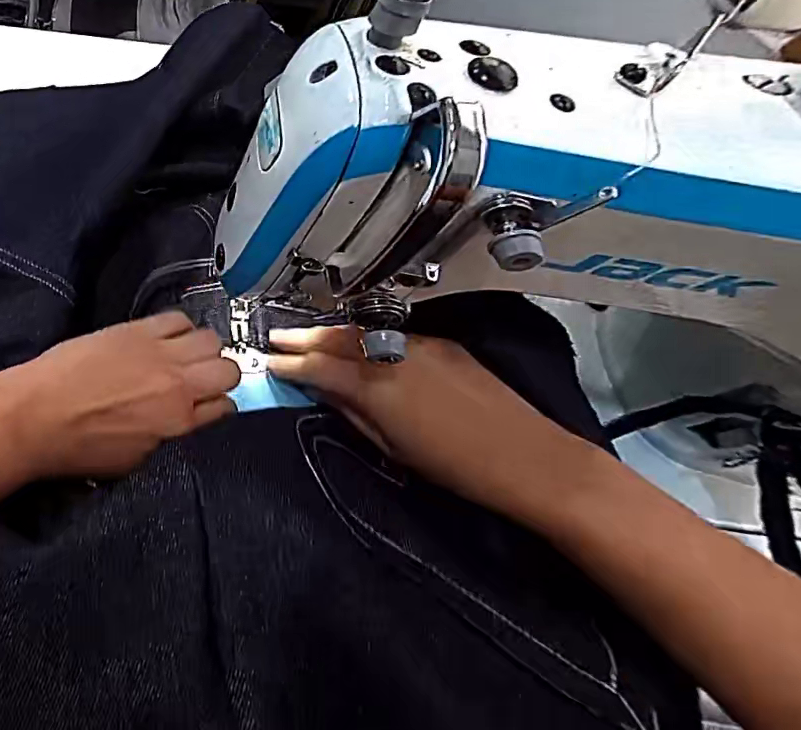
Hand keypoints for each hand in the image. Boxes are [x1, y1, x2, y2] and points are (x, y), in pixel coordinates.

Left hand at [0, 312, 238, 480]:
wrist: (34, 415)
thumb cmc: (76, 448)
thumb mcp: (133, 459)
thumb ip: (168, 437)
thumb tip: (180, 421)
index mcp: (178, 422)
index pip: (225, 406)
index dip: (220, 405)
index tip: (212, 404)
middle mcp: (178, 383)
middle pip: (227, 369)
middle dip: (221, 375)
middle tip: (202, 380)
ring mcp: (160, 351)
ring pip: (210, 338)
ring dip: (203, 349)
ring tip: (185, 355)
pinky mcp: (138, 328)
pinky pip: (178, 318)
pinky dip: (180, 328)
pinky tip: (166, 338)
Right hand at [268, 327, 591, 518]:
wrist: (530, 458)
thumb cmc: (458, 467)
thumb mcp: (395, 449)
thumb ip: (356, 415)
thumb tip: (327, 395)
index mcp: (378, 387)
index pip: (320, 368)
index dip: (291, 364)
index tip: (270, 362)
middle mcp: (394, 355)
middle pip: (338, 339)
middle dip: (304, 337)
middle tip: (278, 337)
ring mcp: (420, 344)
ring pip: (365, 332)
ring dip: (333, 334)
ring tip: (309, 338)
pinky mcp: (442, 344)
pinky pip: (393, 335)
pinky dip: (367, 338)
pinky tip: (360, 345)